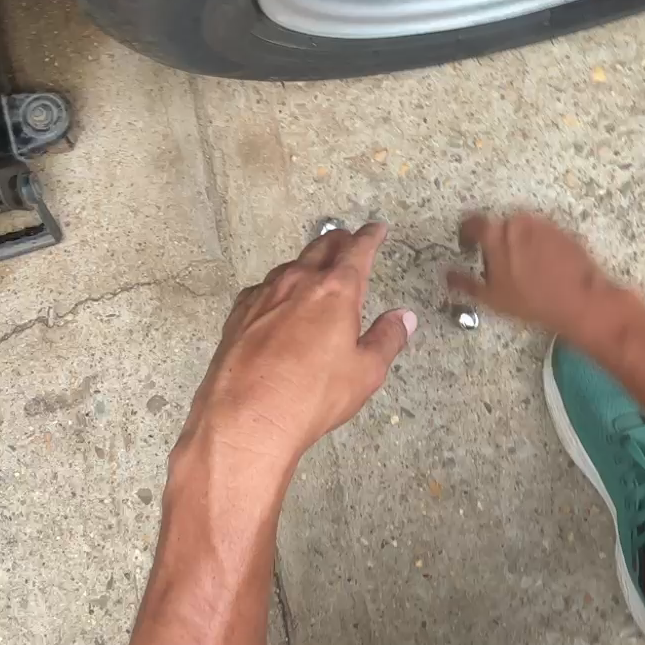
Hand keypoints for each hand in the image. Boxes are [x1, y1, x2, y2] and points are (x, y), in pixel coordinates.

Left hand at [181, 222, 415, 469]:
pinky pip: (264, 288)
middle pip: (322, 247)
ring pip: (291, 265)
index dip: (370, 236)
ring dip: (307, 262)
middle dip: (339, 240)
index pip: (358, 250)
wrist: (247, 416)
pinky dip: (279, 287)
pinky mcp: (240, 312)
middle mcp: (299, 282)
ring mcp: (265, 295)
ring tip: (315, 270)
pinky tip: (279, 302)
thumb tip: (404, 318)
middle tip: (349, 240)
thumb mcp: (365, 372)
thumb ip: (387, 338)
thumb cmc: (310, 395)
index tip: (376, 229)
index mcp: (335, 290)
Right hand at [446, 211, 639, 347]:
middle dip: (495, 241)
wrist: (579, 301)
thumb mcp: (490, 297)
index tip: (467, 246)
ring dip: (517, 241)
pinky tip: (542, 265)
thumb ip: (464, 282)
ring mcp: (542, 224)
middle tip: (498, 264)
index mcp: (495, 234)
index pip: (471, 223)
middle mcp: (517, 221)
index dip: (466, 235)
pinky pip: (542, 233)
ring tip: (522, 267)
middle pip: (498, 226)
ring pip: (521, 228)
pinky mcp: (561, 230)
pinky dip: (537, 244)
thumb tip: (447, 275)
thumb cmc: (531, 300)